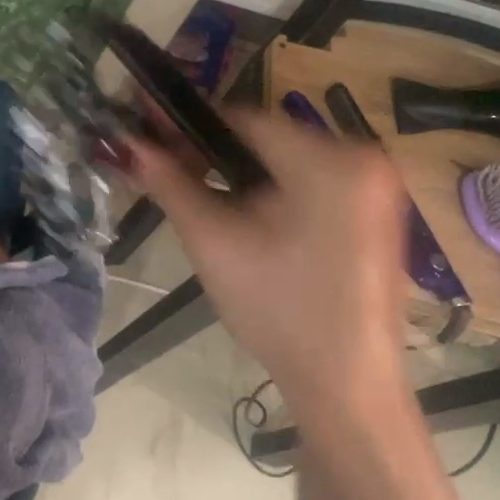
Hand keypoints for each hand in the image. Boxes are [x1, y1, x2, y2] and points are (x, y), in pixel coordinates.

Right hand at [131, 109, 411, 417]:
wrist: (345, 382)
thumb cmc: (276, 307)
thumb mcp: (211, 239)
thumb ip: (167, 181)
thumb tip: (126, 140)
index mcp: (329, 159)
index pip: (240, 116)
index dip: (184, 123)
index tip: (143, 131)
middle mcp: (363, 157)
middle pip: (263, 136)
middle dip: (207, 148)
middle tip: (160, 166)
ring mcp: (374, 184)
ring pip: (281, 157)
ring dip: (233, 168)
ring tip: (189, 188)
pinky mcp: (372, 209)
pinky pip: (305, 178)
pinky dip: (266, 185)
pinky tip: (236, 211)